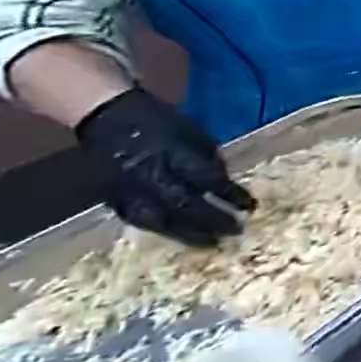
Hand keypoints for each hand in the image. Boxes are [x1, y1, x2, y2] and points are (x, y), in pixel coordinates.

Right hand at [75, 88, 254, 246]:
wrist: (108, 117)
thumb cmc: (161, 123)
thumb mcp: (196, 135)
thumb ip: (209, 159)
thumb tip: (223, 182)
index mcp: (175, 157)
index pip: (209, 182)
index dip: (231, 196)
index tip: (252, 207)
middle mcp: (150, 177)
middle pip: (184, 206)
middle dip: (212, 221)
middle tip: (236, 231)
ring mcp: (127, 190)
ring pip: (158, 220)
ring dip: (185, 234)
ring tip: (210, 244)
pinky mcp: (111, 197)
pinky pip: (137, 219)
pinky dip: (160, 229)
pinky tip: (178, 236)